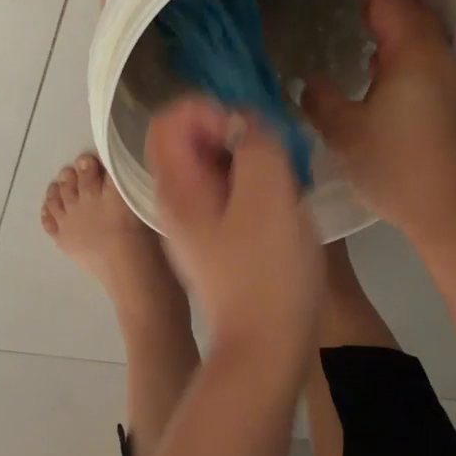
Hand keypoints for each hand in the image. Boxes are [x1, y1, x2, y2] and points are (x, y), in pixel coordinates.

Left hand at [147, 96, 320, 362]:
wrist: (266, 346)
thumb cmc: (267, 272)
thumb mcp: (268, 195)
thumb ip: (254, 144)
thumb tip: (242, 125)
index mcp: (176, 189)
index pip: (170, 121)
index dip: (208, 109)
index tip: (248, 130)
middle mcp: (176, 205)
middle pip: (193, 144)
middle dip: (235, 135)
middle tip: (275, 153)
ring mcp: (196, 228)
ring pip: (216, 171)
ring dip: (251, 163)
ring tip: (285, 179)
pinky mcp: (219, 246)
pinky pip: (231, 199)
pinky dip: (255, 190)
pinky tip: (284, 206)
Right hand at [302, 0, 455, 242]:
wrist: (450, 207)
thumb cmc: (396, 166)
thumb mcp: (345, 133)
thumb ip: (322, 101)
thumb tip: (310, 83)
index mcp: (412, 52)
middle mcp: (436, 56)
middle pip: (410, 8)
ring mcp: (447, 79)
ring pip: (419, 32)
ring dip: (394, 14)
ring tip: (367, 5)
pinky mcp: (448, 101)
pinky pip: (421, 54)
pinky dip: (400, 42)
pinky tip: (380, 57)